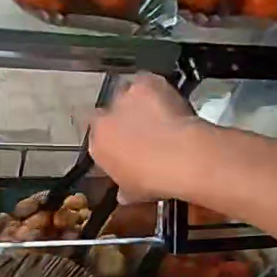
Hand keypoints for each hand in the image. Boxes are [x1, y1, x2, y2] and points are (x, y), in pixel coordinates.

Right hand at [87, 73, 208, 204]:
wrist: (180, 156)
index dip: (110, 141)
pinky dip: (155, 89)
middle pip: (108, 114)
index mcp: (97, 145)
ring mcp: (125, 97)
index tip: (123, 146)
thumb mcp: (133, 192)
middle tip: (141, 131)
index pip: (96, 139)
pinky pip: (147, 82)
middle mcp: (104, 118)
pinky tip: (166, 101)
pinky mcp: (148, 82)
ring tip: (156, 115)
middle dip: (121, 120)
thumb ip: (124, 189)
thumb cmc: (152, 178)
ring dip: (137, 103)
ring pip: (127, 96)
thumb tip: (123, 195)